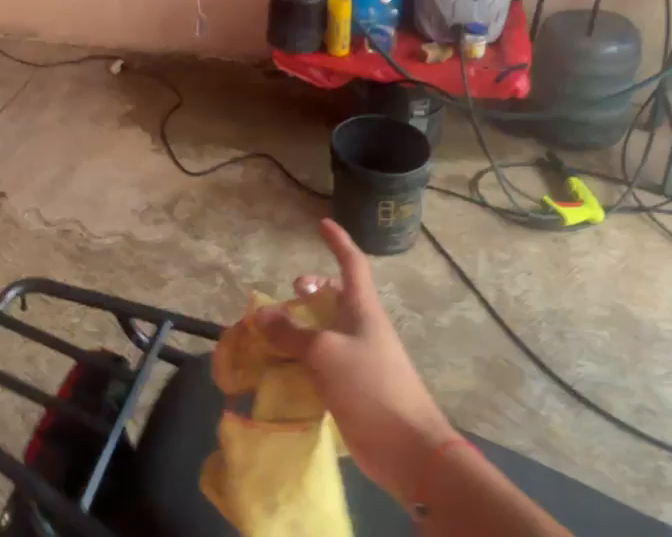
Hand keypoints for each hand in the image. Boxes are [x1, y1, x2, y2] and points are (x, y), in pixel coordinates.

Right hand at [252, 218, 453, 495]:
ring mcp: (358, 360)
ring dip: (300, 329)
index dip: (338, 242)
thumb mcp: (325, 352)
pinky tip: (279, 371)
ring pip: (325, 333)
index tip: (322, 223)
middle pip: (337, 298)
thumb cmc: (371, 386)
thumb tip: (263, 315)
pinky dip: (300, 362)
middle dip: (313, 290)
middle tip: (290, 293)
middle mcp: (362, 329)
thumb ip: (292, 333)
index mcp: (364, 310)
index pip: (352, 265)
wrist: (408, 448)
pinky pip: (321, 364)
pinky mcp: (351, 390)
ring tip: (273, 335)